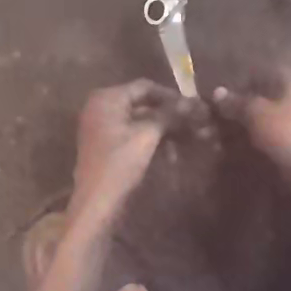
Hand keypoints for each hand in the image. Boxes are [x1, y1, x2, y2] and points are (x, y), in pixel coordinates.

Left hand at [70, 79, 199, 218]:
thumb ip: (169, 115)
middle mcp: (101, 107)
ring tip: (186, 142)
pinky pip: (132, 135)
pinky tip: (171, 155)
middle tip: (194, 123)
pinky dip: (151, 141)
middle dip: (168, 115)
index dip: (170, 95)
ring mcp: (102, 127)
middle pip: (142, 104)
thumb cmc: (120, 164)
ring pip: (139, 121)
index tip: (193, 105)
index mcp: (107, 98)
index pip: (144, 87)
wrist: (96, 203)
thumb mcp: (147, 136)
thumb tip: (193, 101)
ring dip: (163, 130)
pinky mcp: (106, 145)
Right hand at [212, 68, 290, 175]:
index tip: (217, 107)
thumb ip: (236, 102)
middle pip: (260, 96)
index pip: (254, 75)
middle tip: (216, 126)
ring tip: (224, 141)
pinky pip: (273, 131)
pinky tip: (241, 149)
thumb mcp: (256, 114)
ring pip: (265, 116)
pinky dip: (257, 138)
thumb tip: (216, 93)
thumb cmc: (288, 133)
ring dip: (245, 127)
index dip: (234, 90)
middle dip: (237, 110)